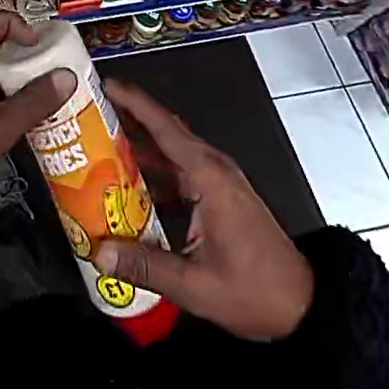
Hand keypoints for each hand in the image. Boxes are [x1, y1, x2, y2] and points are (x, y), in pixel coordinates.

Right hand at [93, 80, 314, 341]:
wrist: (297, 302)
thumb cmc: (253, 290)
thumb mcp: (194, 286)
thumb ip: (144, 266)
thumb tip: (99, 253)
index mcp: (209, 177)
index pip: (166, 128)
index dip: (135, 103)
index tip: (107, 86)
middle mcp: (213, 168)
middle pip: (166, 132)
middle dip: (129, 119)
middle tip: (90, 116)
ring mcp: (217, 179)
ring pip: (171, 151)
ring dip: (139, 146)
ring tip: (98, 146)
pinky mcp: (218, 193)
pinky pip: (180, 171)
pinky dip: (154, 170)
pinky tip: (127, 186)